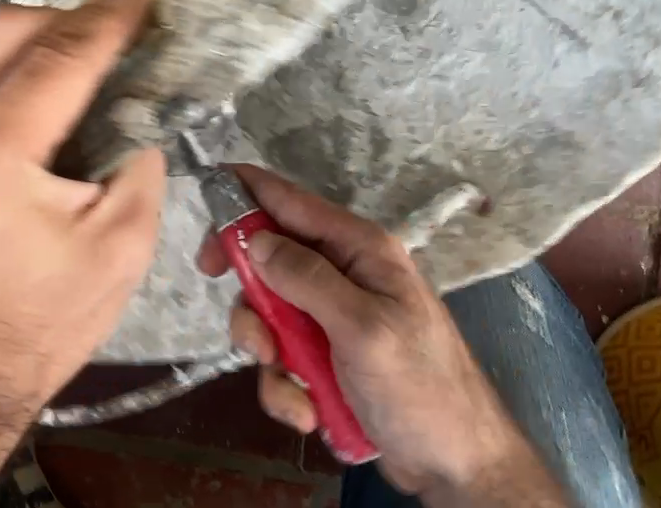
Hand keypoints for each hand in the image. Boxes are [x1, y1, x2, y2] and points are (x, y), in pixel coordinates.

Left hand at [0, 0, 167, 507]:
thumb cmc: (43, 319)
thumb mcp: (122, 244)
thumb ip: (135, 150)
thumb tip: (133, 87)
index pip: (56, 58)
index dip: (106, 19)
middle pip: (1, 28)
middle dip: (65, 17)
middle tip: (108, 27)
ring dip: (13, 24)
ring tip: (57, 45)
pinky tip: (2, 65)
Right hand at [197, 166, 562, 505]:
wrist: (456, 469)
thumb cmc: (422, 387)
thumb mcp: (363, 329)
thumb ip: (307, 279)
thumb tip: (255, 239)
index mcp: (358, 249)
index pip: (291, 201)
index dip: (245, 191)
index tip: (204, 191)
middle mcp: (341, 272)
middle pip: (268, 257)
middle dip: (250, 294)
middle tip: (231, 310)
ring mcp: (330, 315)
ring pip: (267, 311)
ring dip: (267, 352)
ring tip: (292, 387)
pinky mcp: (323, 355)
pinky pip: (280, 355)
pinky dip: (285, 386)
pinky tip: (308, 412)